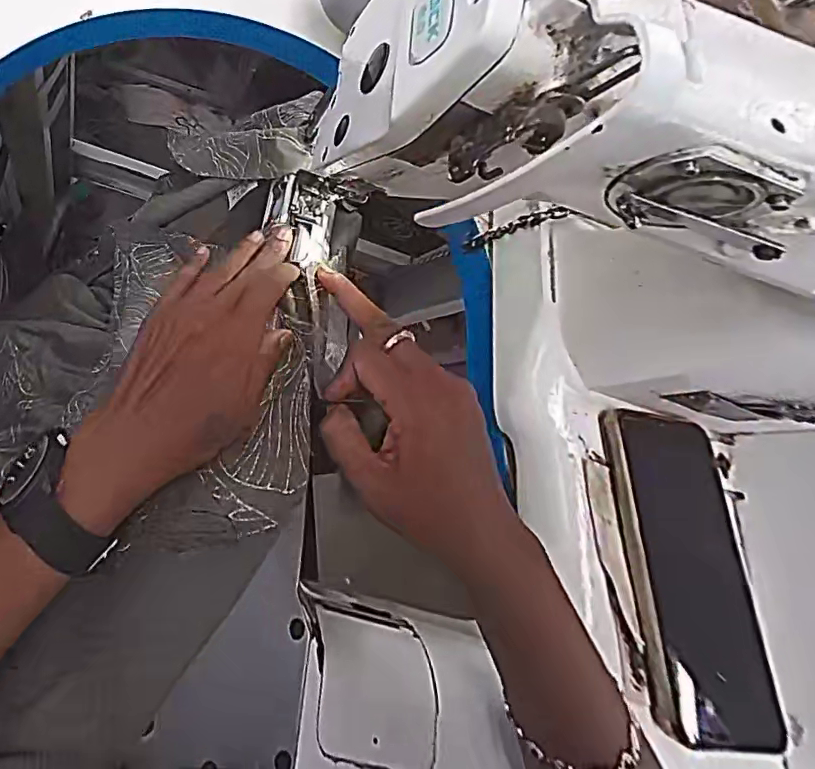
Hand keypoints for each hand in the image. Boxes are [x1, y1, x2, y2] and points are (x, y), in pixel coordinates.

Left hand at [59, 229, 300, 534]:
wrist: (135, 433)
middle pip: (245, 273)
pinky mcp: (159, 317)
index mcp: (237, 335)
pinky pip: (179, 280)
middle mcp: (209, 315)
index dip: (283, 273)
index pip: (267, 289)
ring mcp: (182, 312)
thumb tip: (279, 338)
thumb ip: (263, 364)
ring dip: (238, 251)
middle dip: (268, 251)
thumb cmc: (188, 428)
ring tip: (254, 236)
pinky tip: (202, 254)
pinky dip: (193, 264)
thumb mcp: (243, 405)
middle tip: (282, 234)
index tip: (293, 266)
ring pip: (216, 270)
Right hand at [316, 269, 526, 581]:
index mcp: (419, 402)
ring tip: (355, 372)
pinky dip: (396, 375)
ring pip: (405, 349)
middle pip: (390, 334)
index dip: (343, 374)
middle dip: (357, 313)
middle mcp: (441, 386)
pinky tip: (385, 404)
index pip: (369, 354)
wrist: (481, 531)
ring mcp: (455, 390)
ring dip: (376, 358)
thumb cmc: (435, 513)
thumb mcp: (370, 483)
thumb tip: (334, 410)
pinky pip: (421, 370)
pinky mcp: (460, 399)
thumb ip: (342, 436)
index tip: (335, 400)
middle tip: (333, 284)